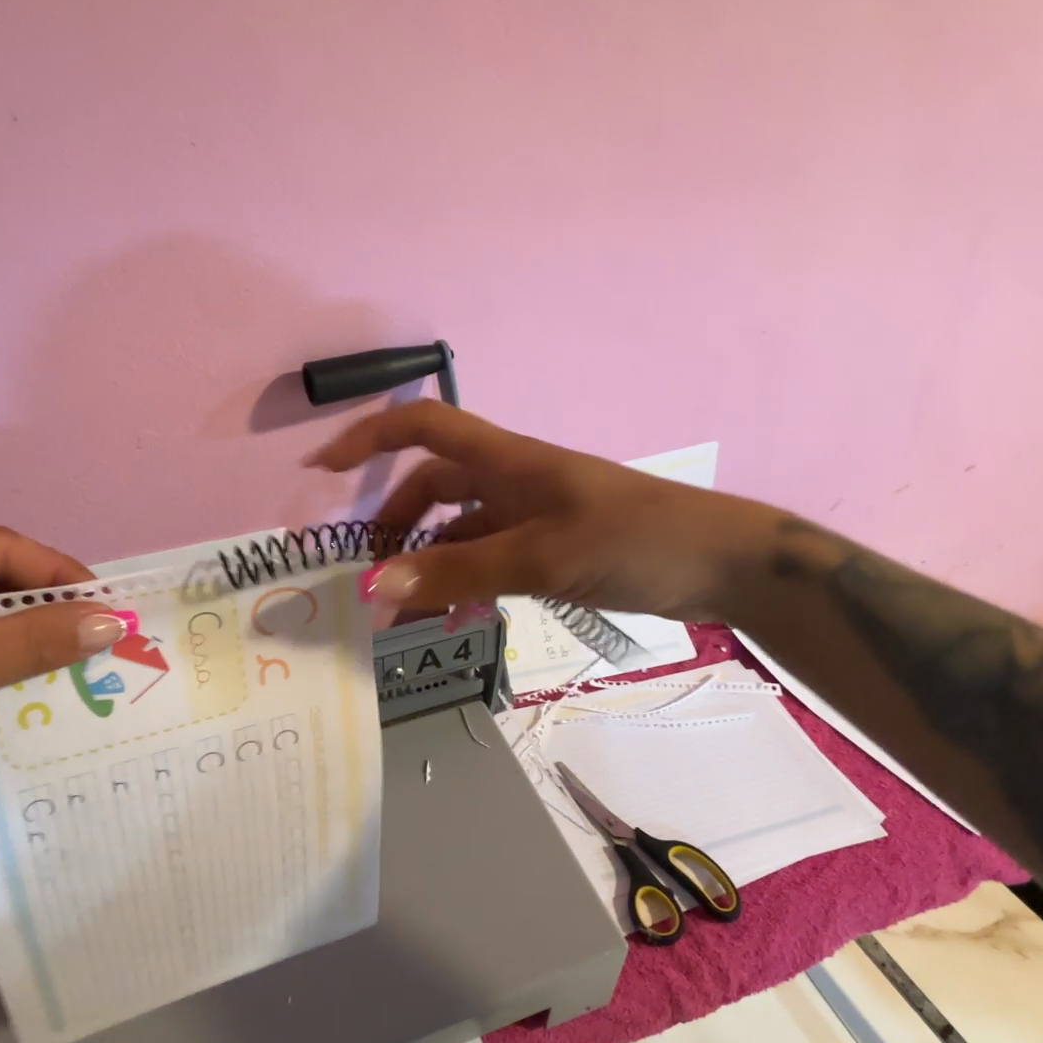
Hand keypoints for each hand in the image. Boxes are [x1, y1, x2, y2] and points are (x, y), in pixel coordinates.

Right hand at [309, 401, 786, 622]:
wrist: (720, 562)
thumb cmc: (632, 540)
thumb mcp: (540, 557)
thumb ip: (459, 572)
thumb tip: (375, 587)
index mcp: (506, 460)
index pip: (422, 427)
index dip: (367, 439)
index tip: (321, 472)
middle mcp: (512, 480)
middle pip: (433, 485)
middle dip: (396, 523)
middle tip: (371, 573)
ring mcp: (533, 515)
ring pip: (461, 530)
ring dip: (430, 562)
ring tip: (404, 610)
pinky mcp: (553, 548)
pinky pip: (491, 558)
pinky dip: (465, 581)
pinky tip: (453, 615)